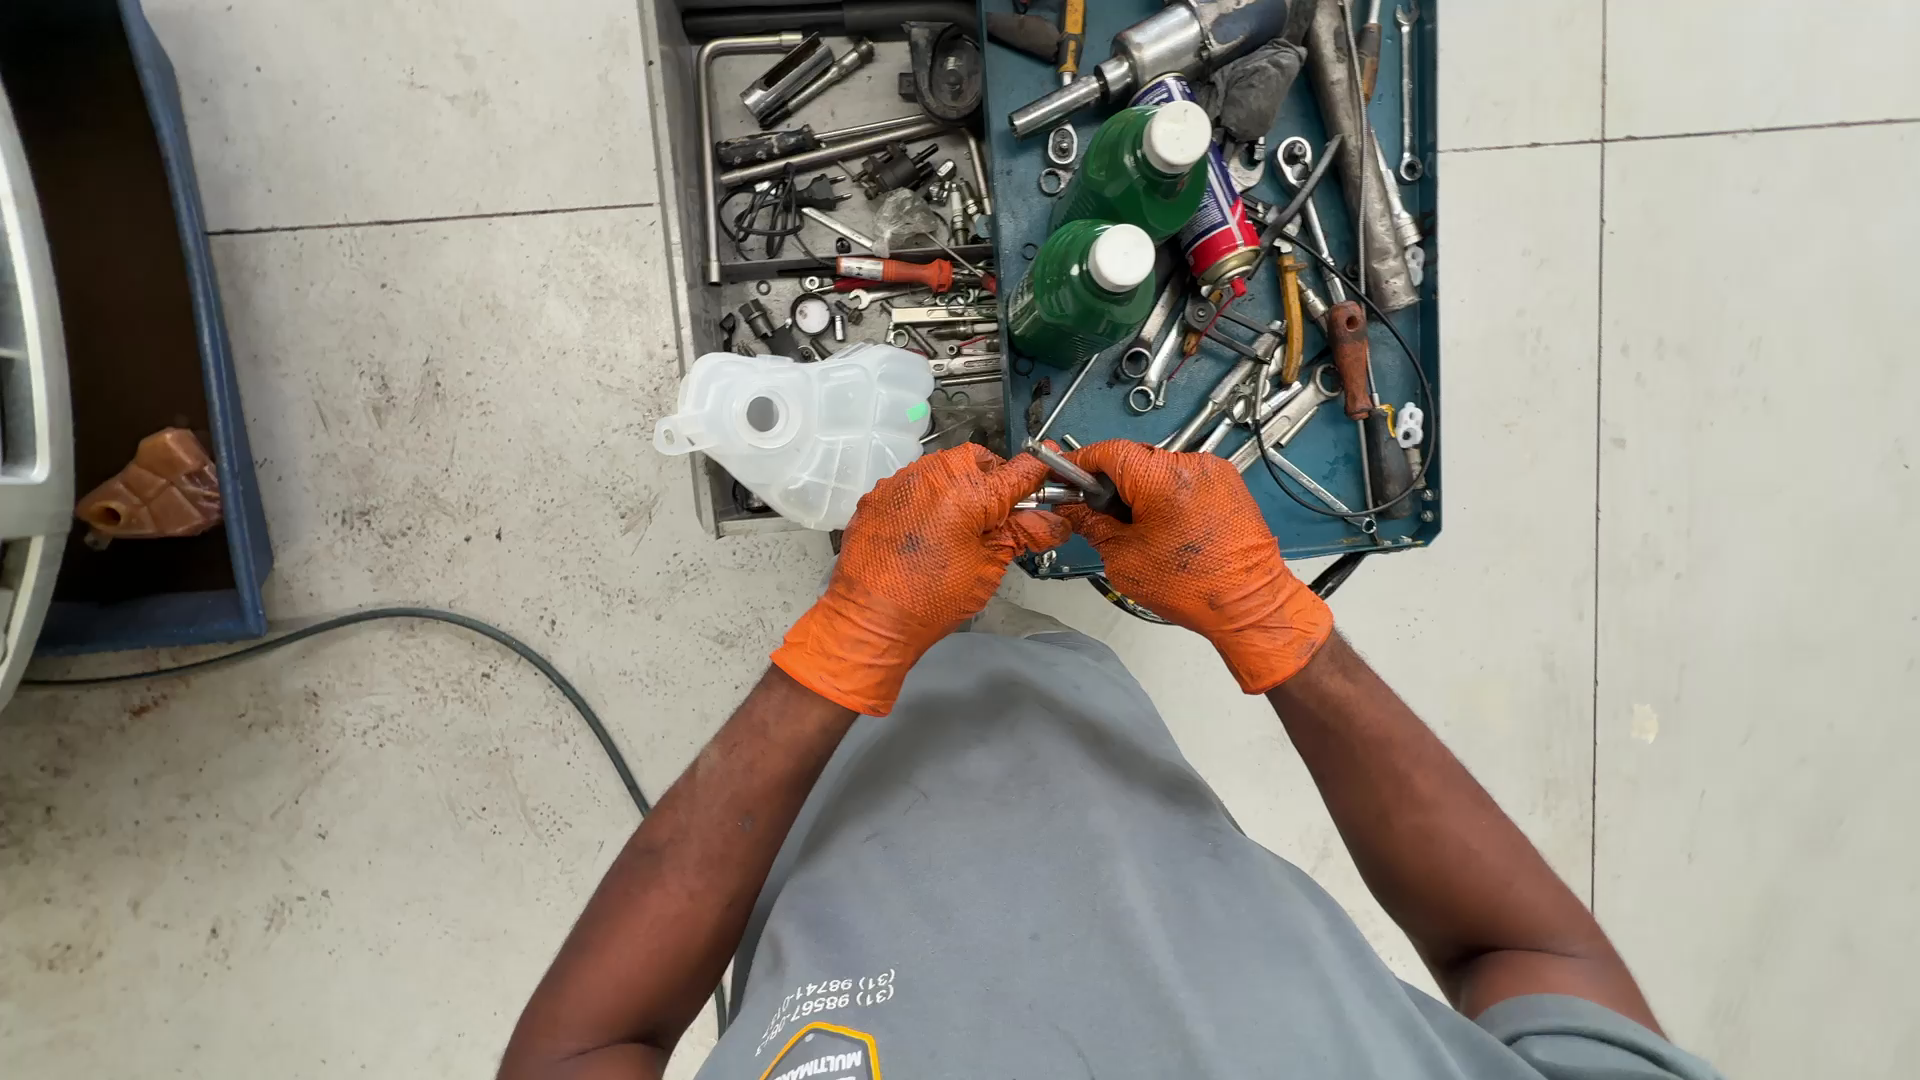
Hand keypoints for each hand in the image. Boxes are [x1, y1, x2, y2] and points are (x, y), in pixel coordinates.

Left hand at [773, 445, 1070, 714]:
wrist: (870, 620)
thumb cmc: (930, 599)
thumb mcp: (988, 568)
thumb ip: (1021, 535)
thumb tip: (1051, 523)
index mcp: (968, 491)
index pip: (1019, 471)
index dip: (1039, 477)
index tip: (1046, 483)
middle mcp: (932, 474)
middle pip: (978, 460)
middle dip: (993, 480)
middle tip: (996, 515)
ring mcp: (900, 481)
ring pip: (943, 468)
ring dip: (958, 487)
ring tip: (959, 525)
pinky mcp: (877, 495)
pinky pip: (913, 484)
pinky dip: (928, 498)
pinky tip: (927, 530)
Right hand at [1057, 440, 1332, 692]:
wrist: (1249, 604)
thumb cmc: (1193, 587)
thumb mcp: (1123, 557)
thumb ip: (1091, 523)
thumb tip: (1071, 506)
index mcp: (1162, 478)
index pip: (1108, 451)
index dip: (1081, 462)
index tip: (1065, 475)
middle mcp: (1191, 465)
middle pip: (1133, 458)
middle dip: (1109, 482)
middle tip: (1094, 511)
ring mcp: (1213, 471)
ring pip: (1157, 468)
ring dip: (1137, 489)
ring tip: (1133, 527)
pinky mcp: (1227, 483)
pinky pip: (1182, 477)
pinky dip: (1164, 494)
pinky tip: (1160, 525)